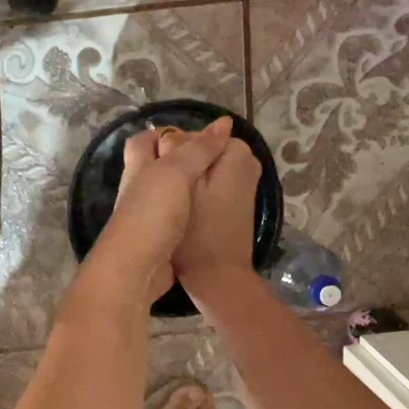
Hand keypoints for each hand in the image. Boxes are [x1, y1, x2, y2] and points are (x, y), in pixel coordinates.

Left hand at [86, 118, 235, 303]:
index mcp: (138, 168)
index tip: (192, 136)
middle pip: (155, 167)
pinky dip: (191, 215)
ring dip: (189, 190)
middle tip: (213, 161)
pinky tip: (211, 215)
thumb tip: (224, 122)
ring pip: (168, 196)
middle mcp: (138, 190)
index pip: (142, 141)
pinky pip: (176, 220)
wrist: (136, 268)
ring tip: (219, 185)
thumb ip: (200, 149)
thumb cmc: (152, 213)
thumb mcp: (177, 172)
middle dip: (179, 162)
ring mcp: (147, 218)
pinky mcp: (158, 241)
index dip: (163, 134)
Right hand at [161, 126, 260, 296]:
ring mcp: (244, 181)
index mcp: (235, 150)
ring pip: (201, 169)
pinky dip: (197, 193)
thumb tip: (170, 132)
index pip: (187, 137)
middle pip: (197, 152)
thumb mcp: (181, 183)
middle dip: (179, 168)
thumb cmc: (196, 232)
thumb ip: (179, 150)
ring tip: (172, 205)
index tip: (161, 182)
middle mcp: (246, 160)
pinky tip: (184, 212)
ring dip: (184, 181)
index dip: (168, 157)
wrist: (217, 276)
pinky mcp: (238, 201)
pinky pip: (211, 184)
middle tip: (165, 196)